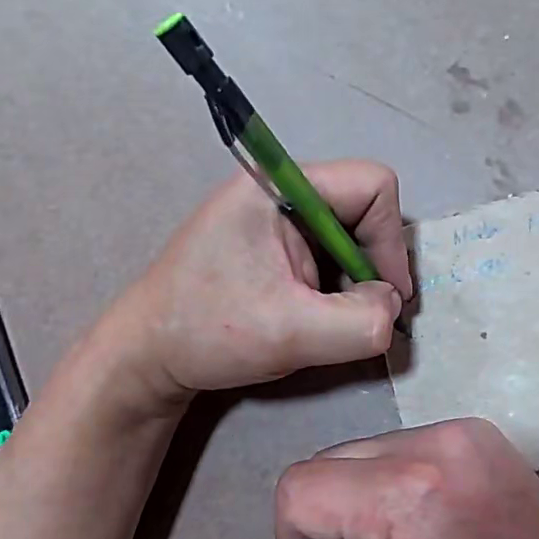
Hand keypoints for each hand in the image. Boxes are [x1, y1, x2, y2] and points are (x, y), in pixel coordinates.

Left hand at [112, 159, 413, 398]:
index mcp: (275, 186)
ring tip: (327, 321)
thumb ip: (361, 322)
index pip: (371, 185)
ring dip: (353, 281)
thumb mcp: (291, 334)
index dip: (389, 241)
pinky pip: (326, 253)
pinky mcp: (270, 243)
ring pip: (348, 235)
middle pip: (363, 209)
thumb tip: (391, 305)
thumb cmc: (205, 333)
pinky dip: (335, 287)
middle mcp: (277, 190)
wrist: (148, 353)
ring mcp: (272, 216)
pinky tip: (312, 316)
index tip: (383, 295)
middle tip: (360, 315)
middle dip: (371, 265)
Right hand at [206, 419, 538, 538]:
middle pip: (326, 465)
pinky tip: (433, 527)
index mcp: (410, 495)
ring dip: (364, 503)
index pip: (297, 490)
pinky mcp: (474, 429)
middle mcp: (435, 441)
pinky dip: (394, 485)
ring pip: (357, 454)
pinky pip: (394, 446)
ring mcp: (459, 429)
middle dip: (336, 523)